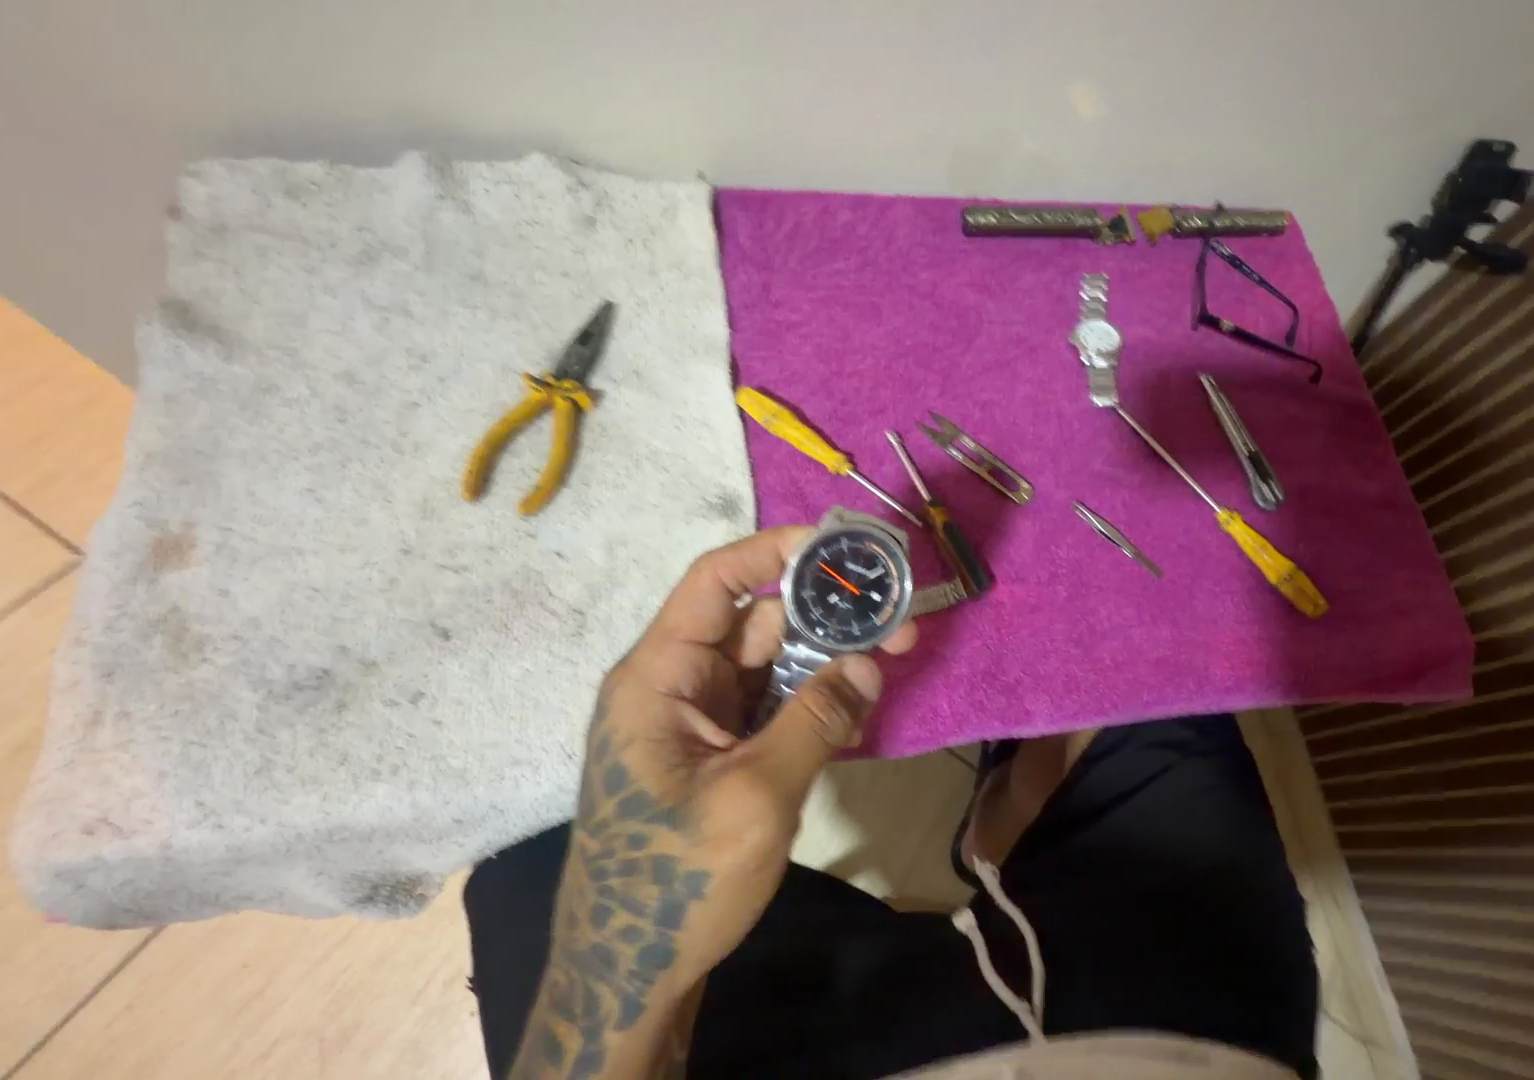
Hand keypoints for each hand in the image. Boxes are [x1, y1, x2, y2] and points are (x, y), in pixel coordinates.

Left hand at [513, 526, 916, 1078]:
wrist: (635, 971)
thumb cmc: (677, 877)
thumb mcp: (754, 795)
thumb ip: (815, 720)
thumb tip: (868, 663)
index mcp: (661, 676)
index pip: (716, 583)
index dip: (775, 551)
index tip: (841, 545)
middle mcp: (680, 685)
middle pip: (758, 622)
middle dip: (828, 612)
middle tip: (898, 614)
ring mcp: (704, 720)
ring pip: (774, 664)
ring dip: (831, 655)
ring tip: (896, 648)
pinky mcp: (725, 752)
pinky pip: (776, 705)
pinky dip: (818, 698)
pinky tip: (864, 697)